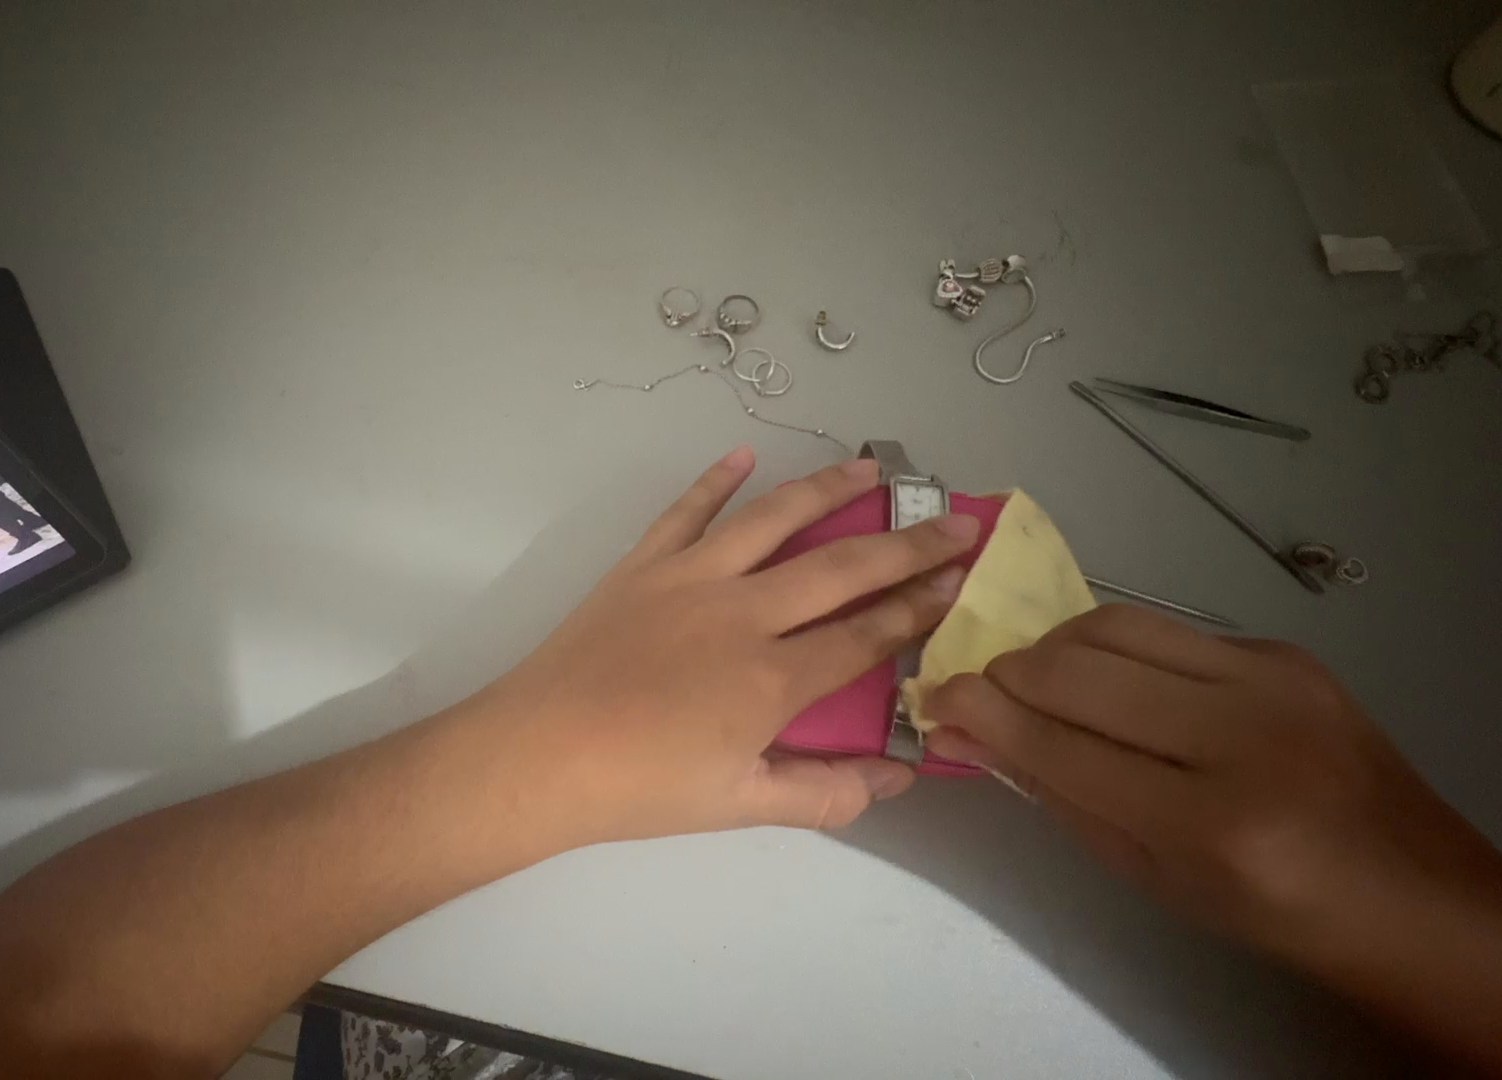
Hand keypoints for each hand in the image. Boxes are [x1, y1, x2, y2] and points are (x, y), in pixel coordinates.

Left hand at [449, 447, 977, 848]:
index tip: (961, 582)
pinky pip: (685, 511)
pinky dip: (713, 480)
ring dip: (825, 489)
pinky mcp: (642, 564)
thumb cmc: (640, 786)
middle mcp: (741, 613)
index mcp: (772, 677)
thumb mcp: (740, 804)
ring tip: (870, 468)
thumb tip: (902, 774)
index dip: (920, 609)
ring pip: (771, 520)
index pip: (866, 635)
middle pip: (839, 568)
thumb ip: (826, 792)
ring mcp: (689, 578)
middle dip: (906, 546)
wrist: (541, 751)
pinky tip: (740, 454)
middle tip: (957, 520)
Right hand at [921, 605, 1501, 958]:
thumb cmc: (1264, 905)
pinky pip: (1153, 627)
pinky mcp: (1281, 652)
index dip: (977, 713)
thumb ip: (1043, 787)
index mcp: (1213, 823)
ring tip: (1044, 684)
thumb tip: (955, 728)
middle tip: (986, 695)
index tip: (932, 698)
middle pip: (1071, 670)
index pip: (1054, 745)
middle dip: (1004, 676)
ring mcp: (1272, 681)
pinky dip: (1106, 649)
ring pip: (1104, 625)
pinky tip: (1117, 683)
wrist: (1419, 896)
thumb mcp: (1140, 866)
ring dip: (1049, 651)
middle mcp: (1246, 738)